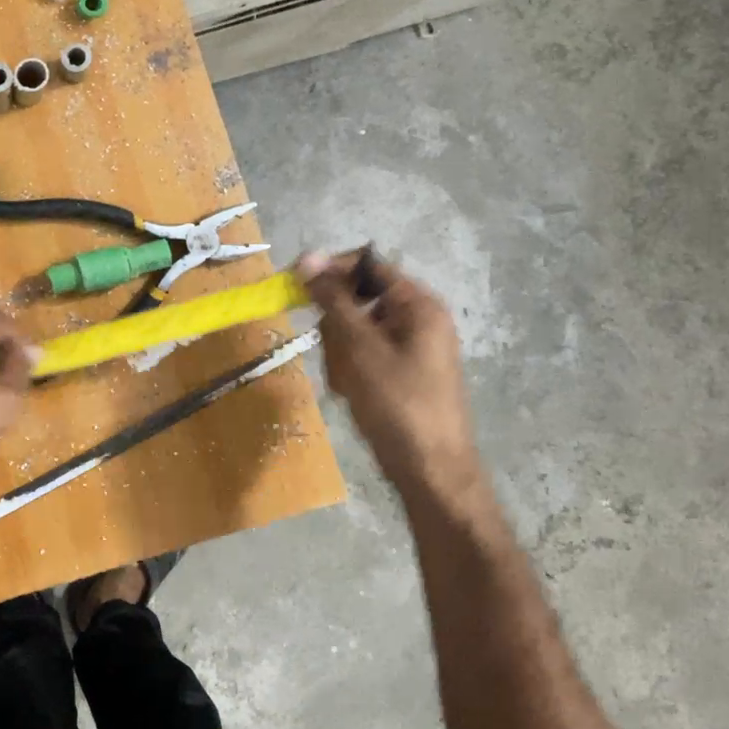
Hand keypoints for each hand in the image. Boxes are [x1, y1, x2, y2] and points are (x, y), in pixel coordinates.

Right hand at [299, 250, 480, 501]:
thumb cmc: (399, 405)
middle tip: (336, 354)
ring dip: (339, 351)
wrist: (431, 472)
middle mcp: (418, 318)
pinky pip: (362, 353)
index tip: (297, 289)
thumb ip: (333, 300)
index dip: (330, 272)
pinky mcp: (400, 371)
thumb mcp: (360, 348)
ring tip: (345, 381)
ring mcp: (410, 346)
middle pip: (356, 298)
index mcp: (419, 304)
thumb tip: (307, 257)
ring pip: (353, 328)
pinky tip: (351, 392)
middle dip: (336, 326)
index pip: (367, 264)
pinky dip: (349, 368)